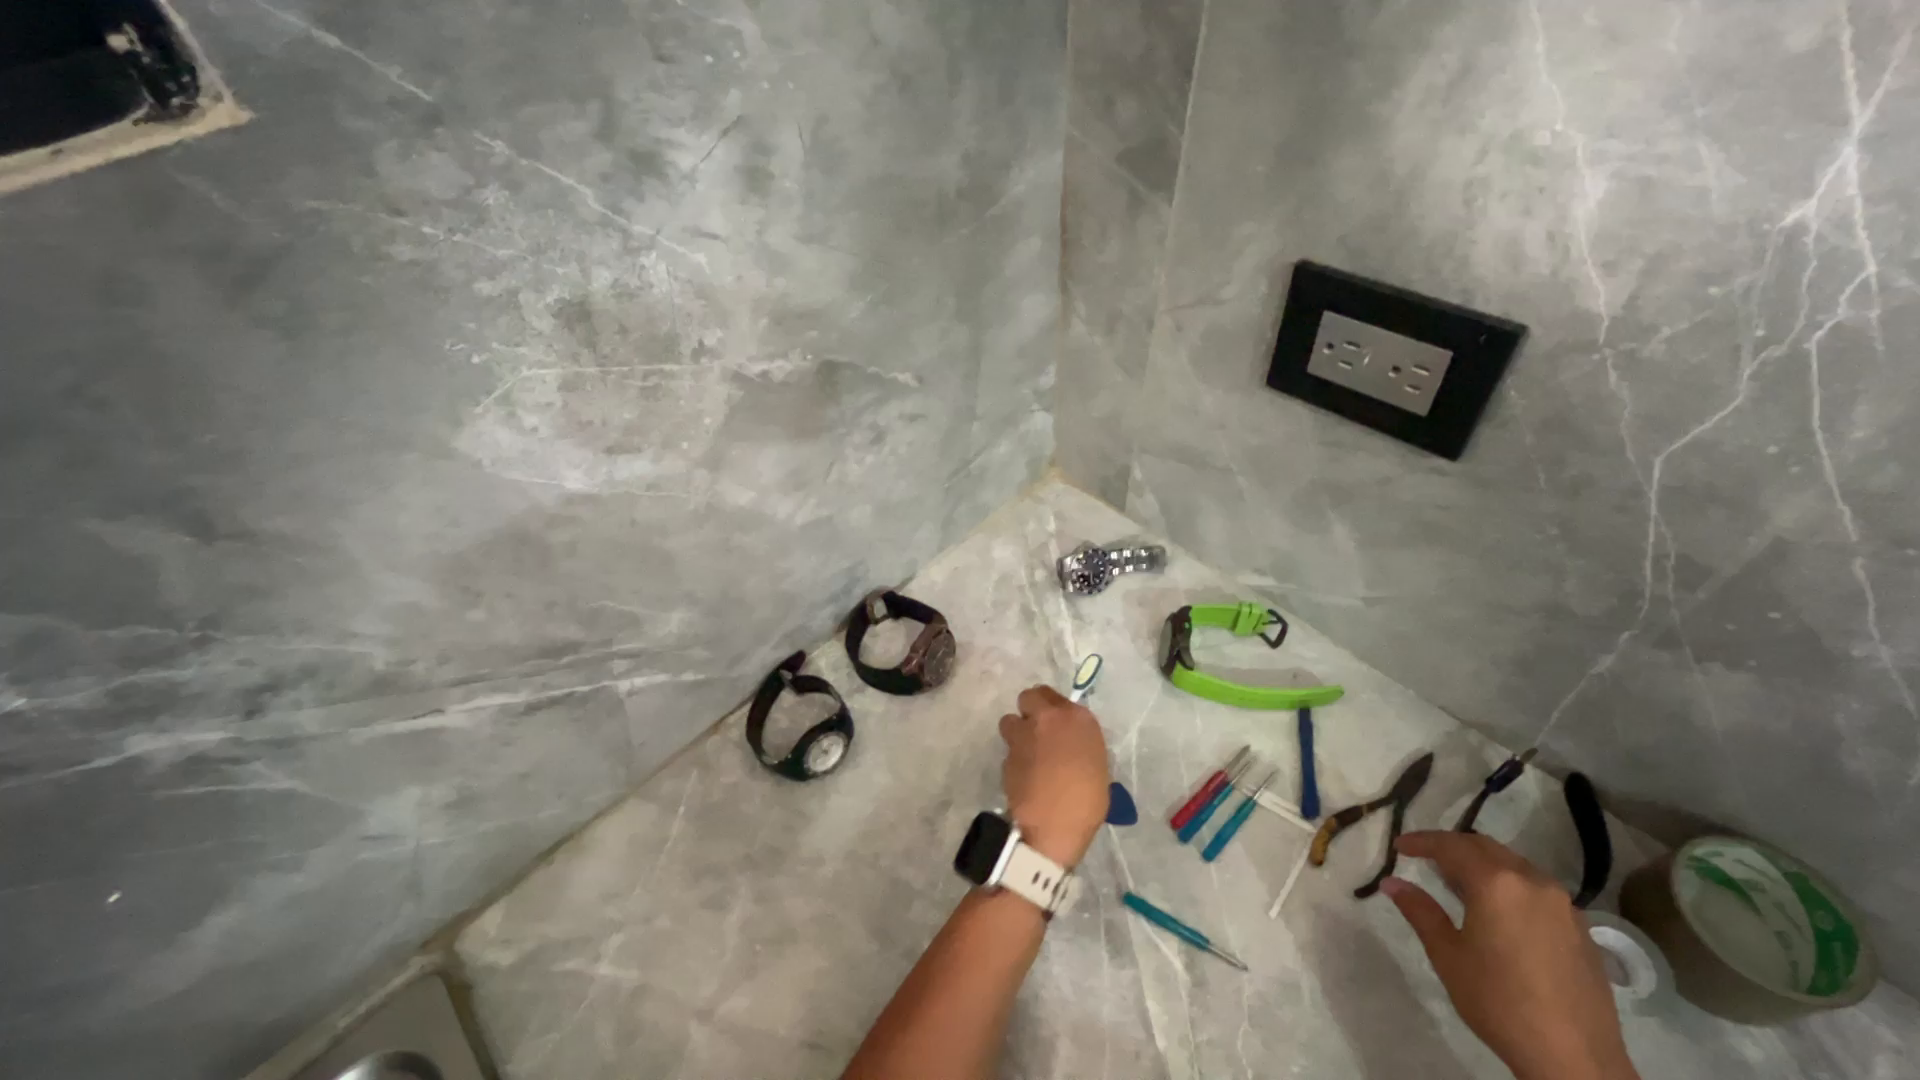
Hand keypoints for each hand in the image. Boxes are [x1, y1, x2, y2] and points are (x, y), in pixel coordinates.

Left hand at [997, 686, 1110, 868]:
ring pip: (1010, 720)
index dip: (1052, 708)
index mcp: (1076, 718)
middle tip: (1037, 729)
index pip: (1055, 696)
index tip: (1055, 721)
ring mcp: (1022, 737)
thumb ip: (1078, 743)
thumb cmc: (1088, 799)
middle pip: (1029, 697)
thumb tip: (1067, 745)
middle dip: (1030, 709)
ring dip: (1016, 732)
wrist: (1056, 825)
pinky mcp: (1006, 757)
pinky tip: (1024, 777)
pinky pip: (1008, 750)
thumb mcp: (1096, 763)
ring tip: (1027, 753)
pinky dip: (1014, 759)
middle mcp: (1046, 720)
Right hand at [1381, 831, 1639, 1079]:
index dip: (1422, 841)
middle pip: (1487, 847)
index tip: (1400, 846)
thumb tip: (1392, 883)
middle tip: (1426, 858)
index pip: (1452, 846)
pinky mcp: (1581, 928)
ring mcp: (1564, 904)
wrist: (1574, 1055)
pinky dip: (1511, 886)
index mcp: (1497, 884)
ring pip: (1516, 865)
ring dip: (1484, 865)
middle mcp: (1533, 882)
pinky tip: (1500, 912)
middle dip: (1454, 847)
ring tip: (1460, 883)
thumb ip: (1420, 912)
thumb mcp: (1448, 956)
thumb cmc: (1499, 1001)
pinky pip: (1538, 890)